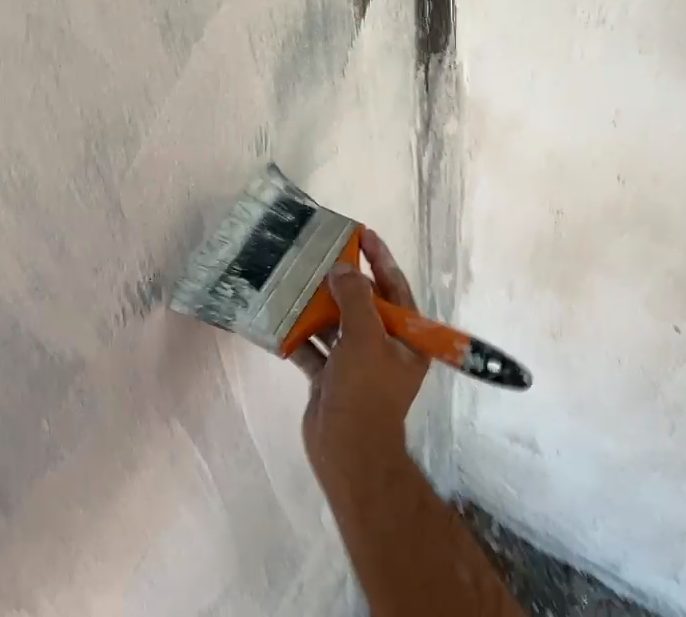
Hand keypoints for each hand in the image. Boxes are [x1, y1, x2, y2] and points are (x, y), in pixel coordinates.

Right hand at [291, 229, 429, 486]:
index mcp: (406, 339)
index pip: (396, 288)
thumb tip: (342, 269)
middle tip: (320, 254)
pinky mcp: (331, 379)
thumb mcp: (365, 338)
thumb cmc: (366, 391)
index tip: (363, 234)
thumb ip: (355, 298)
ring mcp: (356, 365)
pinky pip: (314, 349)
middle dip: (342, 281)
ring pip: (337, 325)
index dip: (381, 260)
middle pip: (364, 304)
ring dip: (317, 306)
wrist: (347, 452)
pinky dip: (299, 336)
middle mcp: (384, 348)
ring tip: (295, 279)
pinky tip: (278, 319)